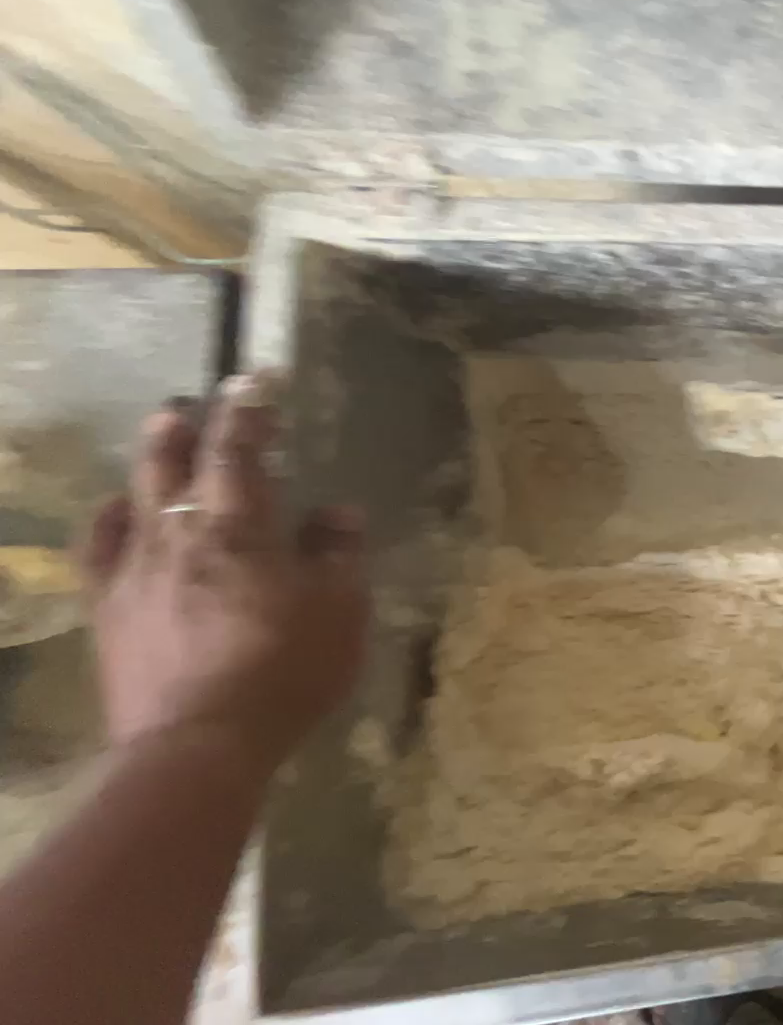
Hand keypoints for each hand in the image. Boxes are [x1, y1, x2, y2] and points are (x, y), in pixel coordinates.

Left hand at [80, 373, 367, 768]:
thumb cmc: (289, 668)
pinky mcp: (110, 609)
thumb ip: (337, 552)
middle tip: (198, 398)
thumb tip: (336, 511)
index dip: (249, 412)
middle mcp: (177, 538)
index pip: (239, 454)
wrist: (200, 743)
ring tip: (160, 433)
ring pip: (133, 498)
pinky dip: (111, 516)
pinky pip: (102, 547)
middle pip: (172, 466)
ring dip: (149, 460)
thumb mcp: (341, 608)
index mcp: (239, 532)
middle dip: (188, 426)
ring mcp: (133, 573)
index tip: (258, 378)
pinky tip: (117, 509)